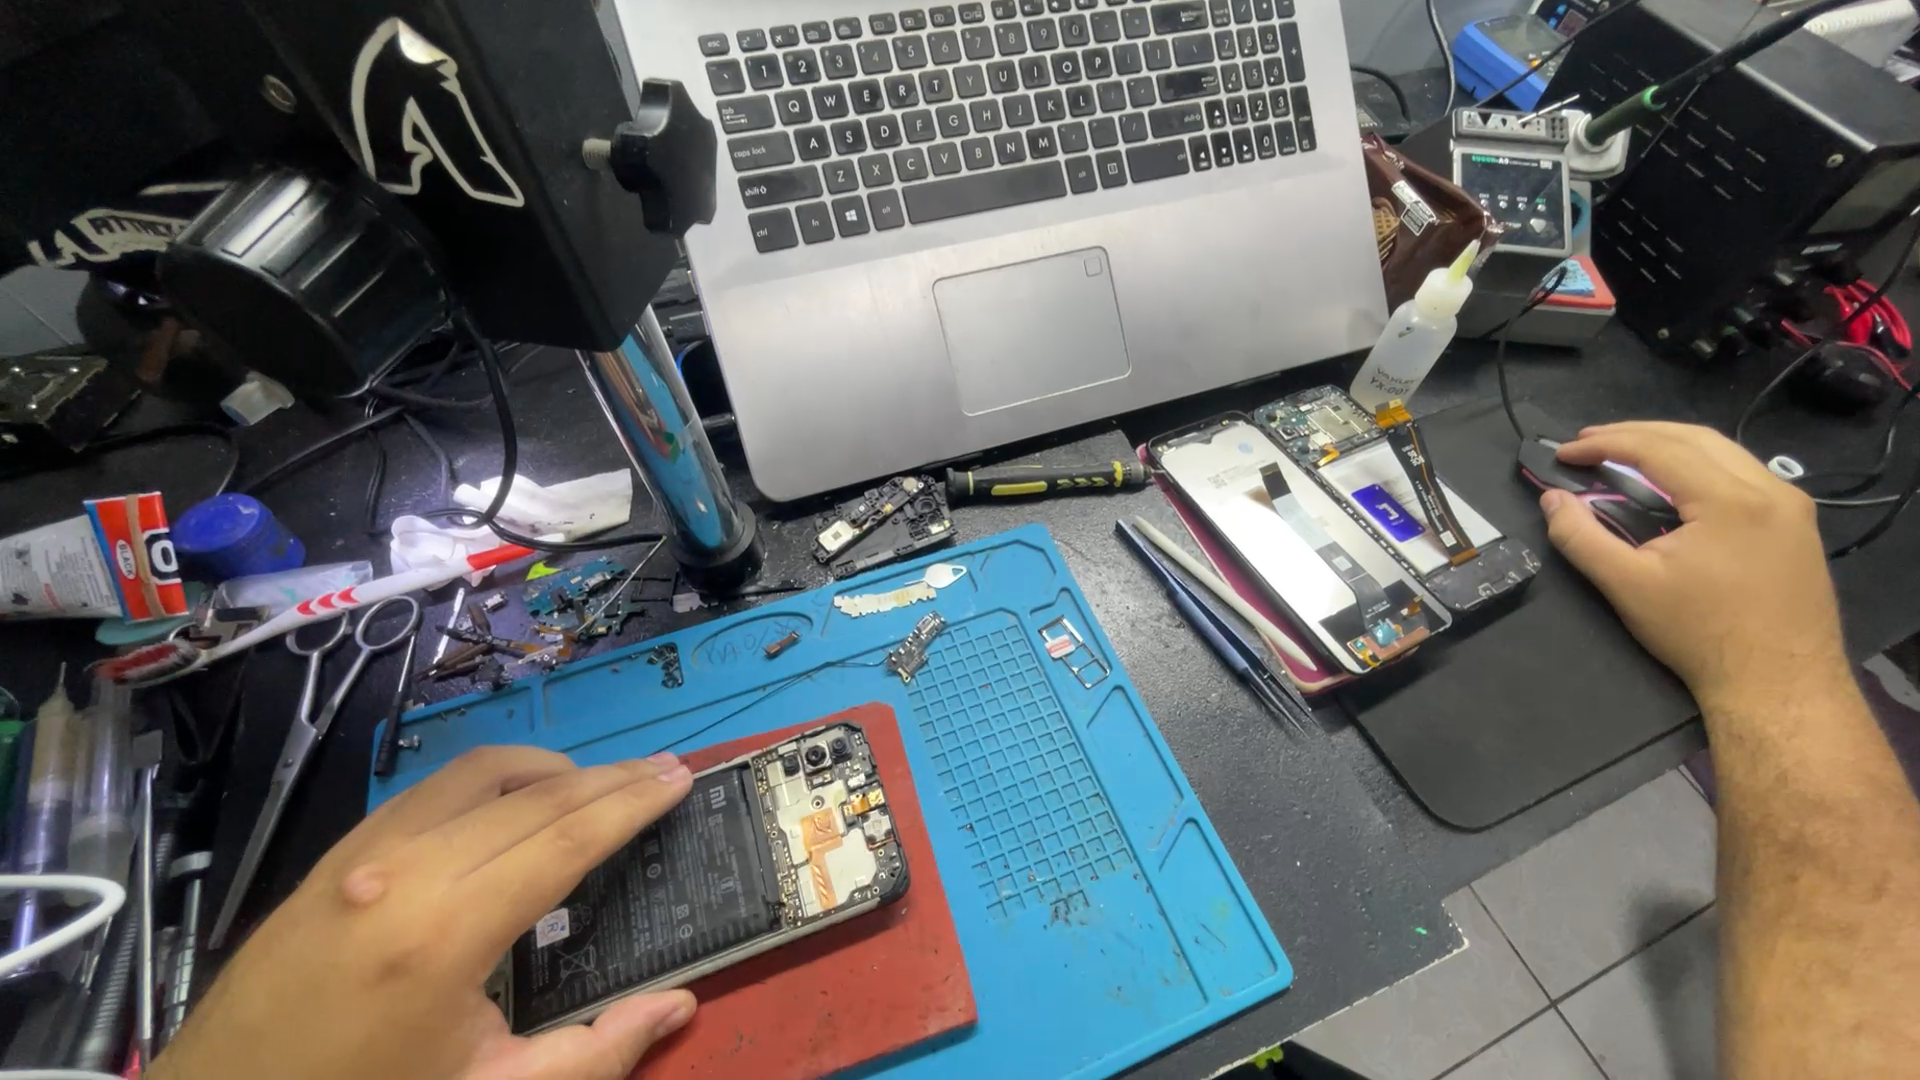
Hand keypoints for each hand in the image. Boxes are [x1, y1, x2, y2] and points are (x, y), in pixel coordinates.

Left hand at [151, 746, 696, 1079]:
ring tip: (602, 782)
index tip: (682, 778)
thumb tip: (681, 1007)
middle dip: (614, 778)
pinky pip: (434, 788)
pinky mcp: (337, 855)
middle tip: (667, 768)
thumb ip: (596, 1055)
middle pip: (538, 796)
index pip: (569, 838)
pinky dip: (496, 777)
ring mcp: (363, 854)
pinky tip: (517, 798)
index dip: (634, 803)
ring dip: (556, 767)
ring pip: (483, 772)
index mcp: (446, 933)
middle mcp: (405, 870)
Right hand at [1540, 421, 1847, 706]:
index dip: (1605, 444)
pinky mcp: (1794, 524)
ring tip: (1620, 453)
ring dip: (1667, 445)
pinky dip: (1695, 464)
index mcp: (1732, 501)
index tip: (1562, 452)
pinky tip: (1669, 480)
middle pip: (1697, 438)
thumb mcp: (1625, 584)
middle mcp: (1771, 491)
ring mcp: (1790, 507)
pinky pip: (1741, 473)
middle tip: (1585, 443)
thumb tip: (1551, 499)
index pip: (1660, 450)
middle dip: (1635, 433)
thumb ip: (1580, 536)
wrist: (1777, 679)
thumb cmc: (1697, 631)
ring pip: (1724, 452)